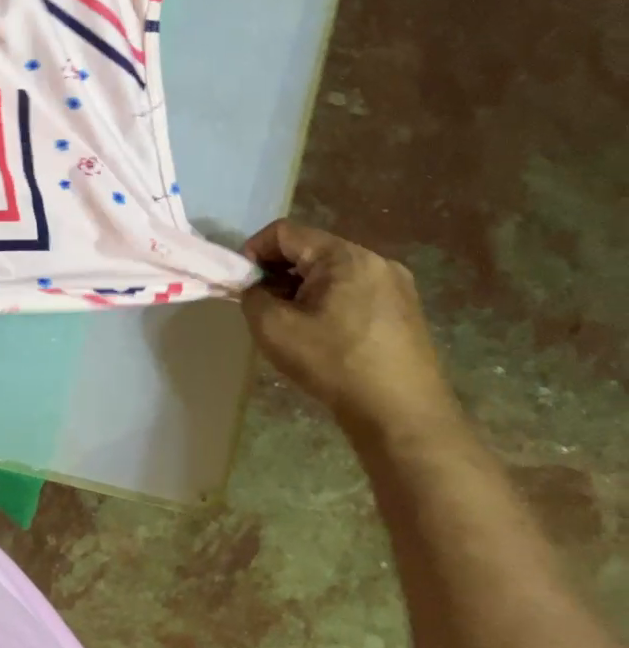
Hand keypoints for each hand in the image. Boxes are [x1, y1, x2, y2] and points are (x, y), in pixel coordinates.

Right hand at [240, 220, 454, 431]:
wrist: (402, 415)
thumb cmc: (333, 362)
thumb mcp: (271, 325)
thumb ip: (251, 292)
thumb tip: (257, 286)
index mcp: (346, 258)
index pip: (284, 232)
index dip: (252, 251)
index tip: (242, 283)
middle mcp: (376, 262)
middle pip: (310, 249)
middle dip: (278, 270)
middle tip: (263, 303)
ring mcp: (396, 286)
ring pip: (331, 270)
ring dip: (301, 287)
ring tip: (291, 320)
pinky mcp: (404, 310)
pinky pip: (352, 289)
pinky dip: (326, 300)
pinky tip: (322, 332)